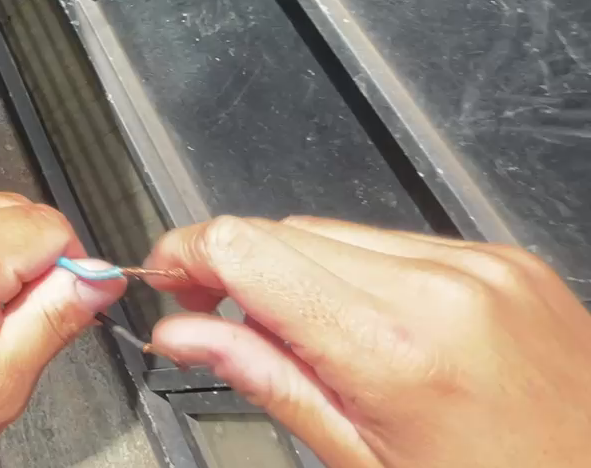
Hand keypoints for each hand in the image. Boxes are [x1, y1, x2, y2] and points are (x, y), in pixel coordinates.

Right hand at [142, 216, 590, 467]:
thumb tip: (176, 332)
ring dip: (293, 267)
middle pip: (270, 232)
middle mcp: (436, 287)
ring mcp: (478, 266)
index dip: (182, 255)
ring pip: (319, 229)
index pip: (235, 247)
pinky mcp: (505, 259)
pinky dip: (355, 268)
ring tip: (318, 331)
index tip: (170, 283)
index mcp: (392, 346)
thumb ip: (260, 377)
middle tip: (230, 319)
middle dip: (235, 269)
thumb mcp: (363, 462)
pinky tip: (377, 320)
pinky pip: (382, 239)